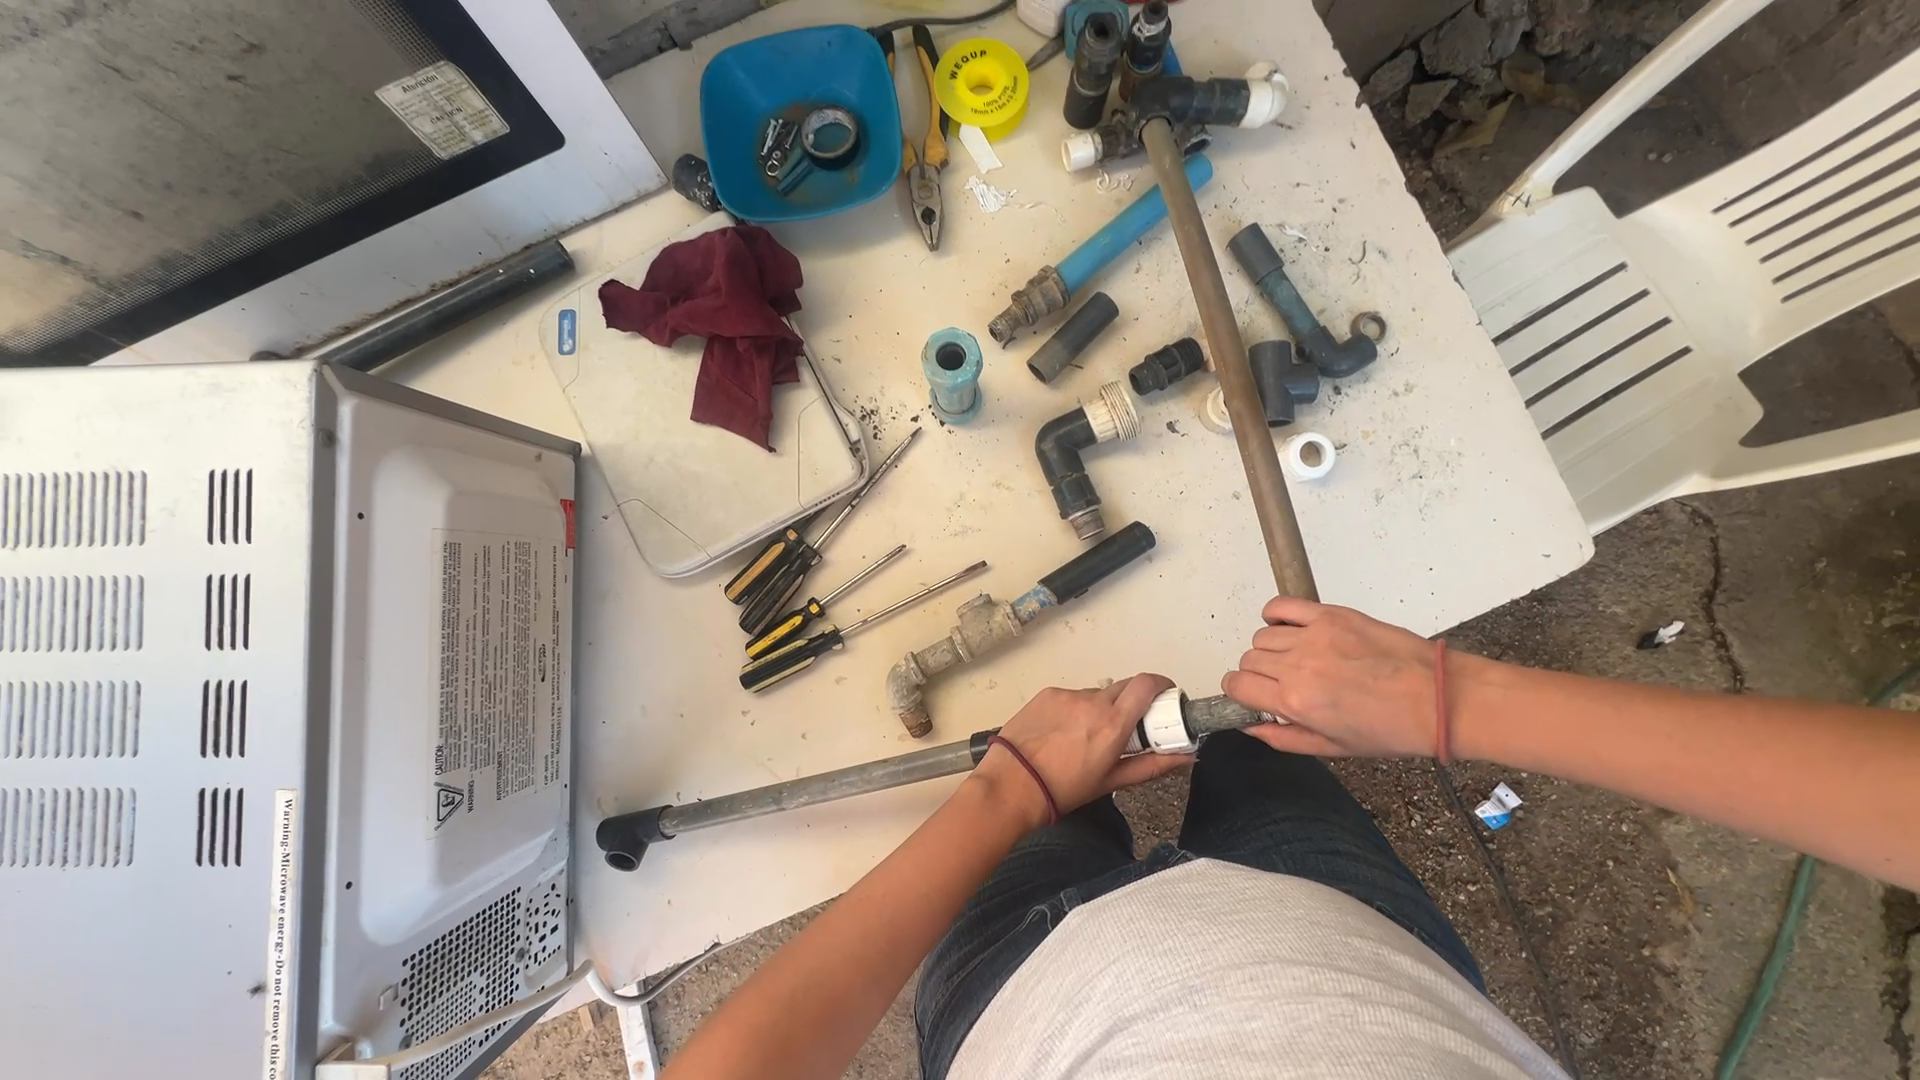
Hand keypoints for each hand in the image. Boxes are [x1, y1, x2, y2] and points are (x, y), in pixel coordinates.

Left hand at [972, 675, 1189, 829]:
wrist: (1012, 784)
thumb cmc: (1063, 790)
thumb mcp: (1111, 782)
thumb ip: (1152, 765)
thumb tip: (1186, 756)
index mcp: (1113, 724)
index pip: (1147, 685)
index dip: (1161, 685)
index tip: (1165, 696)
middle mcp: (1092, 702)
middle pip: (1124, 687)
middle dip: (1132, 702)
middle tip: (1127, 727)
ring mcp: (1067, 695)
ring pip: (1095, 695)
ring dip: (1099, 710)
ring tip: (1083, 739)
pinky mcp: (1046, 693)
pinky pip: (1070, 697)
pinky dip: (1073, 710)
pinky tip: (1060, 734)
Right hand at [1222, 597, 1441, 757]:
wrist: (1439, 699)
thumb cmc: (1394, 728)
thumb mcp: (1335, 748)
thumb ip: (1283, 738)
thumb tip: (1249, 727)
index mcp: (1295, 702)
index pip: (1236, 685)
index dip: (1240, 693)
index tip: (1253, 696)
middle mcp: (1297, 666)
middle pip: (1248, 659)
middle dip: (1257, 673)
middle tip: (1282, 682)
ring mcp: (1313, 636)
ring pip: (1261, 636)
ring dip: (1270, 649)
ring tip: (1296, 659)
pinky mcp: (1330, 615)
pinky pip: (1281, 606)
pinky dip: (1276, 615)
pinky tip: (1290, 629)